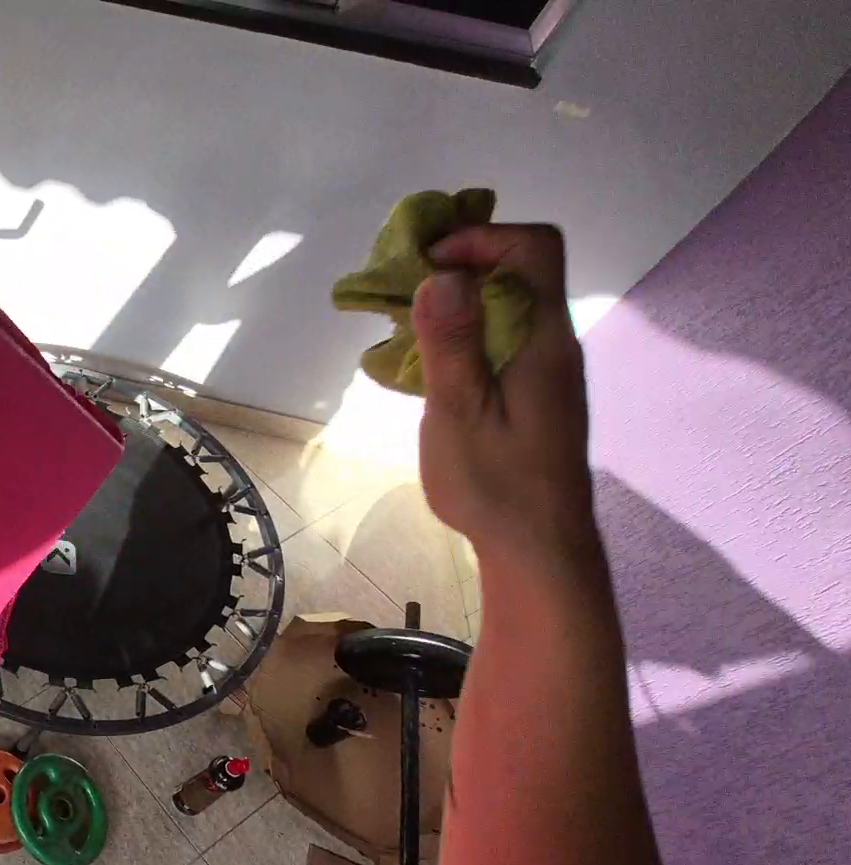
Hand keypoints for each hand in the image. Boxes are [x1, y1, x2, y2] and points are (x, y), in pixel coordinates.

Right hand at [411, 225, 601, 576]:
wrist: (535, 541)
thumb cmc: (493, 482)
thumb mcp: (459, 413)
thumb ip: (451, 345)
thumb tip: (440, 276)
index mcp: (541, 340)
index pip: (532, 248)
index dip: (477, 240)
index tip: (420, 265)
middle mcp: (550, 341)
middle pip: (519, 268)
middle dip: (457, 263)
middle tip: (398, 291)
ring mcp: (542, 366)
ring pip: (505, 302)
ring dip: (452, 298)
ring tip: (399, 323)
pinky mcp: (529, 388)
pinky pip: (496, 335)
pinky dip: (457, 329)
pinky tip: (422, 359)